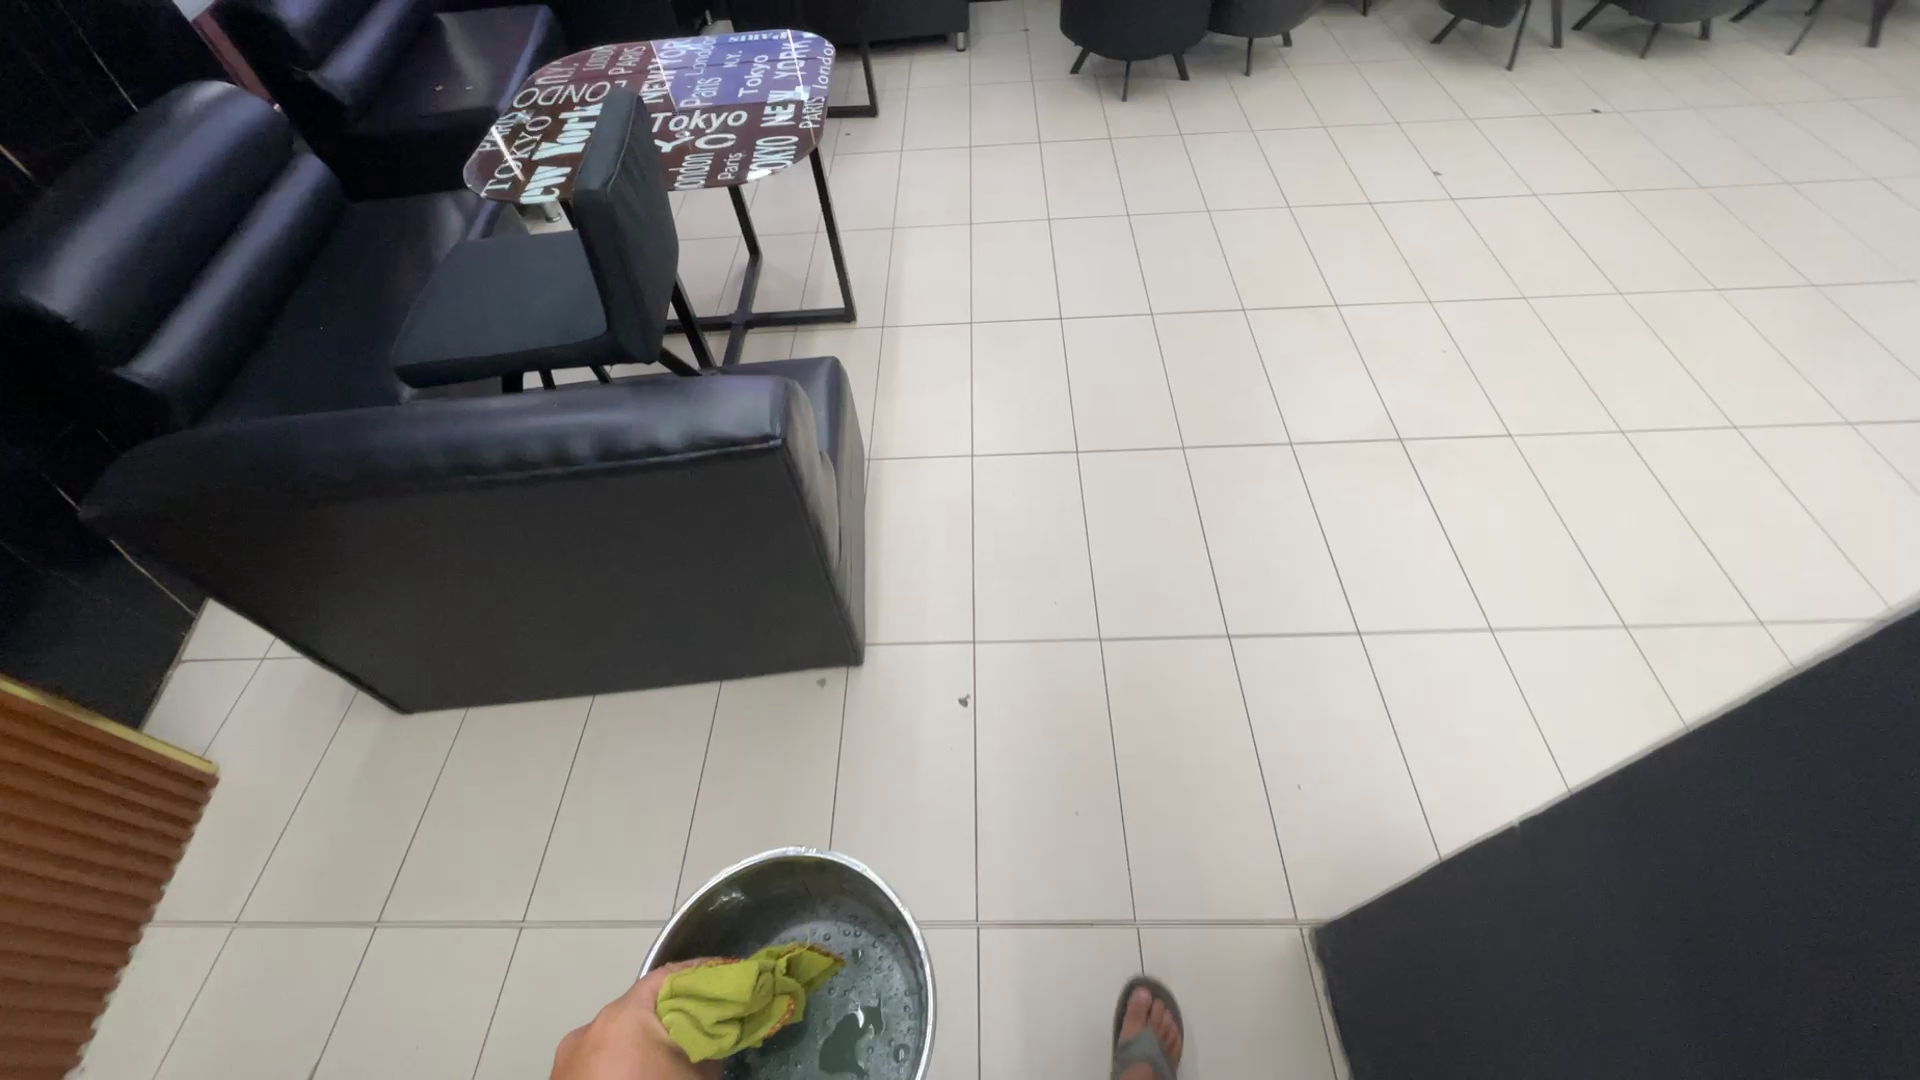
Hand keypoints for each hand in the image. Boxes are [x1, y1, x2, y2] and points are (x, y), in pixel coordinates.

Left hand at [550, 960, 723, 1079]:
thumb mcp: (697, 1075)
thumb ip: (710, 1046)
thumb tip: (718, 1036)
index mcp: (624, 1015)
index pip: (669, 975)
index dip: (700, 973)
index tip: (725, 976)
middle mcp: (591, 1027)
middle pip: (642, 1006)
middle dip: (672, 1012)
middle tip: (702, 1021)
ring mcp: (569, 1059)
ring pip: (618, 1036)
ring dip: (644, 1041)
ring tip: (668, 1057)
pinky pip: (598, 1062)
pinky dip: (620, 1064)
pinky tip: (638, 1075)